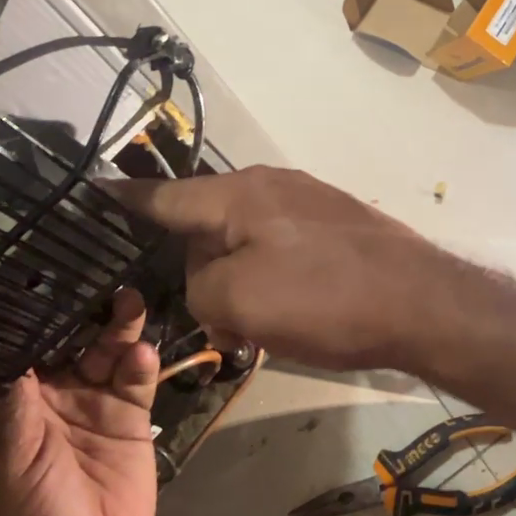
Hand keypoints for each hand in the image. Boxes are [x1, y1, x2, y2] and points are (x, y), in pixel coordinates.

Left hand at [0, 288, 158, 515]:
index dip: (28, 313)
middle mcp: (50, 394)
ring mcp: (92, 403)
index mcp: (9, 404)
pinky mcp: (129, 416)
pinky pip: (135, 378)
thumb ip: (13, 398)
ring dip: (117, 326)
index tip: (39, 273)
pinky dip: (140, 362)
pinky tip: (142, 354)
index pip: (18, 346)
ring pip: (104, 350)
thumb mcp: (6, 458)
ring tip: (129, 300)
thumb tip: (7, 337)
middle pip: (67, 339)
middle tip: (97, 275)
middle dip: (80, 310)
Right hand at [110, 167, 457, 370]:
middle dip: (197, 272)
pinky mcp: (333, 225)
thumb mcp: (237, 301)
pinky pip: (279, 248)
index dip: (122, 200)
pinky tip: (290, 316)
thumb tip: (208, 281)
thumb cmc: (325, 299)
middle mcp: (268, 185)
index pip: (162, 195)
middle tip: (213, 323)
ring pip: (243, 240)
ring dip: (236, 284)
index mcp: (236, 193)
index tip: (90, 194)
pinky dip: (269, 281)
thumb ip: (197, 286)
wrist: (424, 303)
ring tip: (255, 330)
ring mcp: (305, 201)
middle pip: (204, 223)